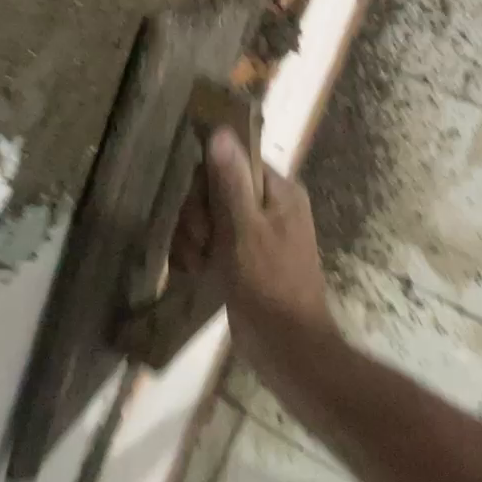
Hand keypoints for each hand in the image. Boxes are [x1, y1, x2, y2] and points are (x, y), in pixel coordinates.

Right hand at [173, 126, 336, 377]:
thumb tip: (220, 131)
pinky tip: (197, 272)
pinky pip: (213, 240)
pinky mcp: (245, 257)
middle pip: (216, 188)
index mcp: (279, 191)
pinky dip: (200, 254)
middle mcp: (271, 205)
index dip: (209, 183)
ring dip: (194, 239)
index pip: (233, 160)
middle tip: (200, 245)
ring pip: (210, 215)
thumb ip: (230, 182)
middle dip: (198, 216)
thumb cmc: (269, 286)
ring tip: (199, 265)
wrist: (287, 349)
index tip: (203, 213)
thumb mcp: (244, 230)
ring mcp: (258, 232)